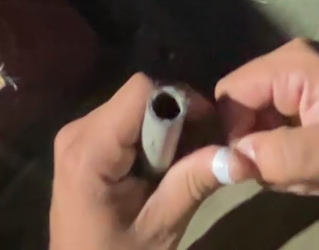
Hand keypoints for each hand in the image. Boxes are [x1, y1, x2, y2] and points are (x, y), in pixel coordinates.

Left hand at [50, 74, 255, 249]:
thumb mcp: (160, 228)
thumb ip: (194, 181)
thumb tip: (241, 156)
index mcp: (89, 149)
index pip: (141, 91)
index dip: (179, 100)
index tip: (208, 128)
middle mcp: (77, 130)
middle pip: (140, 97)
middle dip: (175, 118)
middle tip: (200, 152)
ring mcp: (77, 134)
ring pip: (135, 105)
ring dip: (164, 128)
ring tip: (180, 164)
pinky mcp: (82, 142)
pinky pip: (125, 119)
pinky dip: (149, 135)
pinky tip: (159, 167)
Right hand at [215, 39, 318, 196]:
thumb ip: (277, 155)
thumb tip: (227, 160)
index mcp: (293, 63)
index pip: (232, 93)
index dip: (232, 133)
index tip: (253, 169)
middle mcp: (294, 63)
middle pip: (247, 109)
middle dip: (263, 150)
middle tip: (296, 176)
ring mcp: (307, 81)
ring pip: (265, 124)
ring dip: (282, 158)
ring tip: (317, 174)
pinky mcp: (317, 99)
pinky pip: (285, 127)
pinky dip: (296, 153)